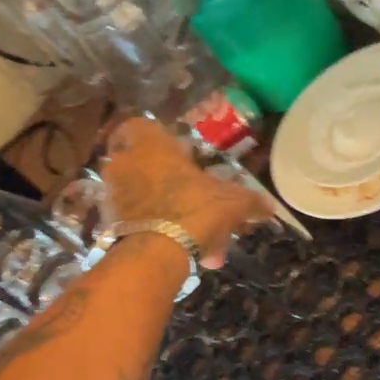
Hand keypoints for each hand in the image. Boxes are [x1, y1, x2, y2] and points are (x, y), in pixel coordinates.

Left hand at [100, 118, 270, 268]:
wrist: (157, 251)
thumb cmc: (194, 208)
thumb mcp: (233, 202)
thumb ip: (250, 201)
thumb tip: (269, 206)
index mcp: (149, 143)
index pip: (143, 126)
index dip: (162, 141)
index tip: (182, 157)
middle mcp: (124, 162)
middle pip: (148, 166)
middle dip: (174, 186)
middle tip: (199, 205)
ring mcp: (113, 194)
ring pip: (146, 198)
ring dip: (170, 214)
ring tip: (200, 240)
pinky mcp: (110, 223)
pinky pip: (140, 223)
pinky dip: (160, 234)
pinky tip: (186, 253)